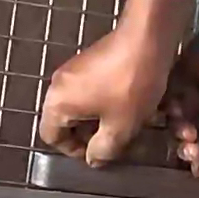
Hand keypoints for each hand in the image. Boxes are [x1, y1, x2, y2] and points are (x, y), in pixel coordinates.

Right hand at [39, 0, 194, 165]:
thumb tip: (93, 159)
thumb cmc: (130, 85)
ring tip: (126, 123)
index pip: (52, 137)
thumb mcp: (121, 126)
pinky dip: (106, 101)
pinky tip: (130, 104)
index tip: (99, 153)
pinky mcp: (90, 60)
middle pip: (65, 121)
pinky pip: (90, 90)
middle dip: (89, 135)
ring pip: (81, 106)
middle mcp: (58, 85)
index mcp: (57, 102)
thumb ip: (103, 149)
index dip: (73, 151)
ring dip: (101, 118)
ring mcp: (73, 70)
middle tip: (113, 140)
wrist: (146, 38)